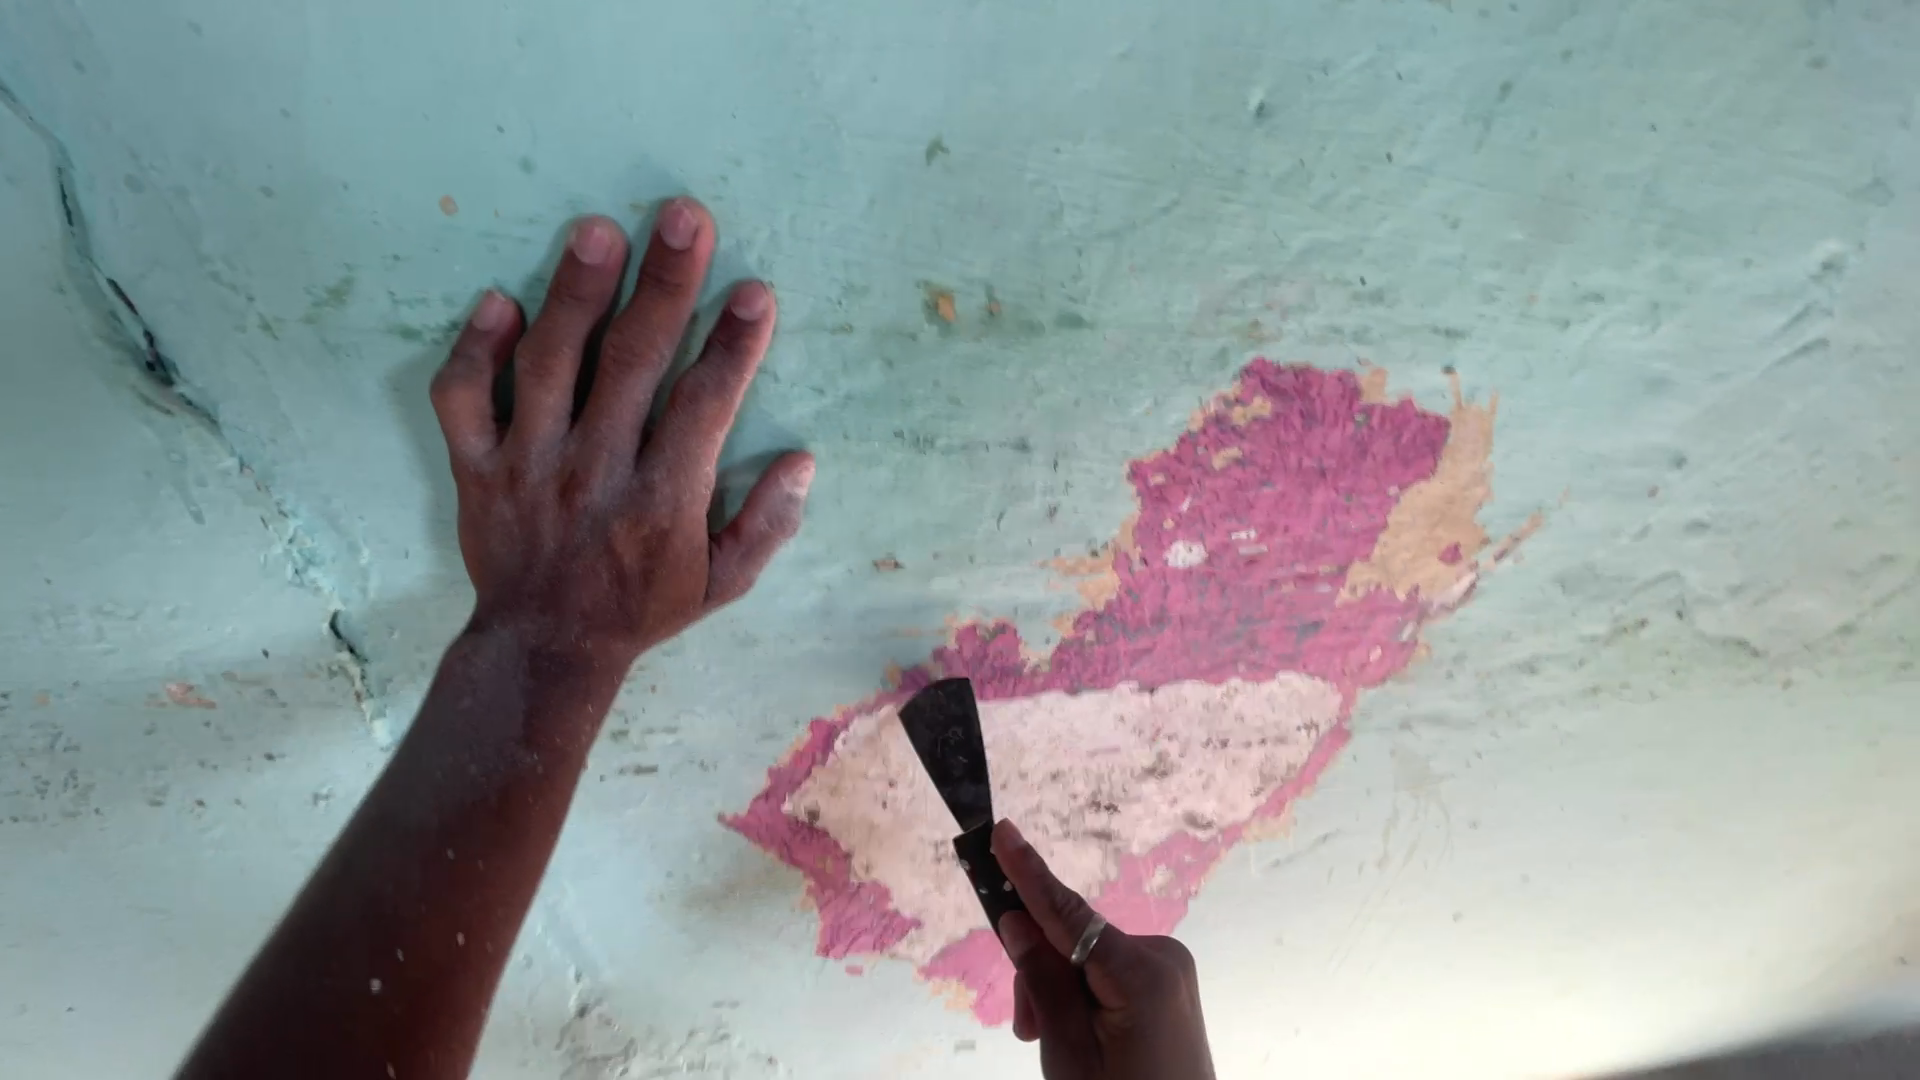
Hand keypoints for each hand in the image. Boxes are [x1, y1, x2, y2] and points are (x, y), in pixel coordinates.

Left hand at [429, 198, 813, 663]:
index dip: (733, 346)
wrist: (546, 647)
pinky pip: (464, 398)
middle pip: (632, 363)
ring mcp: (529, 464)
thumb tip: (801, 460)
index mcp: (663, 499)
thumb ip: (767, 525)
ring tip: (598, 230)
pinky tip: (502, 299)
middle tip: (683, 218)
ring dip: (575, 292)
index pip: (704, 406)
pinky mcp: (478, 467)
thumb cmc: (645, 607)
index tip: (755, 293)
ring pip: (549, 364)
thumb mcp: (725, 584)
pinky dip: (475, 347)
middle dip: (664, 286)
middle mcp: (595, 469)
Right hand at [993, 821, 1216, 1079]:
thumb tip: (1016, 920)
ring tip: (1047, 1043)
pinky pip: (1105, 970)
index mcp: (1143, 975)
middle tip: (1025, 1029)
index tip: (1002, 830)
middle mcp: (1161, 956)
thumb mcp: (1069, 1055)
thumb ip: (1042, 981)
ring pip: (1085, 956)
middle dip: (1040, 973)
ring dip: (1058, 989)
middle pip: (1073, 940)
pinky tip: (1075, 1033)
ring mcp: (1168, 968)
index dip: (1029, 873)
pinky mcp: (1166, 982)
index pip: (1068, 914)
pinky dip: (1081, 994)